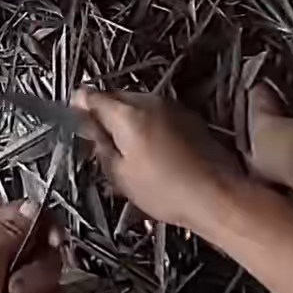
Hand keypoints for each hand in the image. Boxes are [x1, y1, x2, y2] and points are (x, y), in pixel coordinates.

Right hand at [73, 88, 245, 230]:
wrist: (217, 196)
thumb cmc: (166, 190)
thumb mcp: (119, 174)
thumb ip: (98, 144)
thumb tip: (87, 126)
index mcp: (126, 114)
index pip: (92, 96)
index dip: (79, 105)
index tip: (75, 116)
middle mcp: (148, 101)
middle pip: (115, 97)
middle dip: (103, 111)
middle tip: (99, 137)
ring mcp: (170, 106)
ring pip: (136, 103)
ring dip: (126, 116)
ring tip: (126, 145)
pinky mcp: (188, 116)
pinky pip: (156, 111)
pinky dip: (147, 121)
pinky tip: (150, 146)